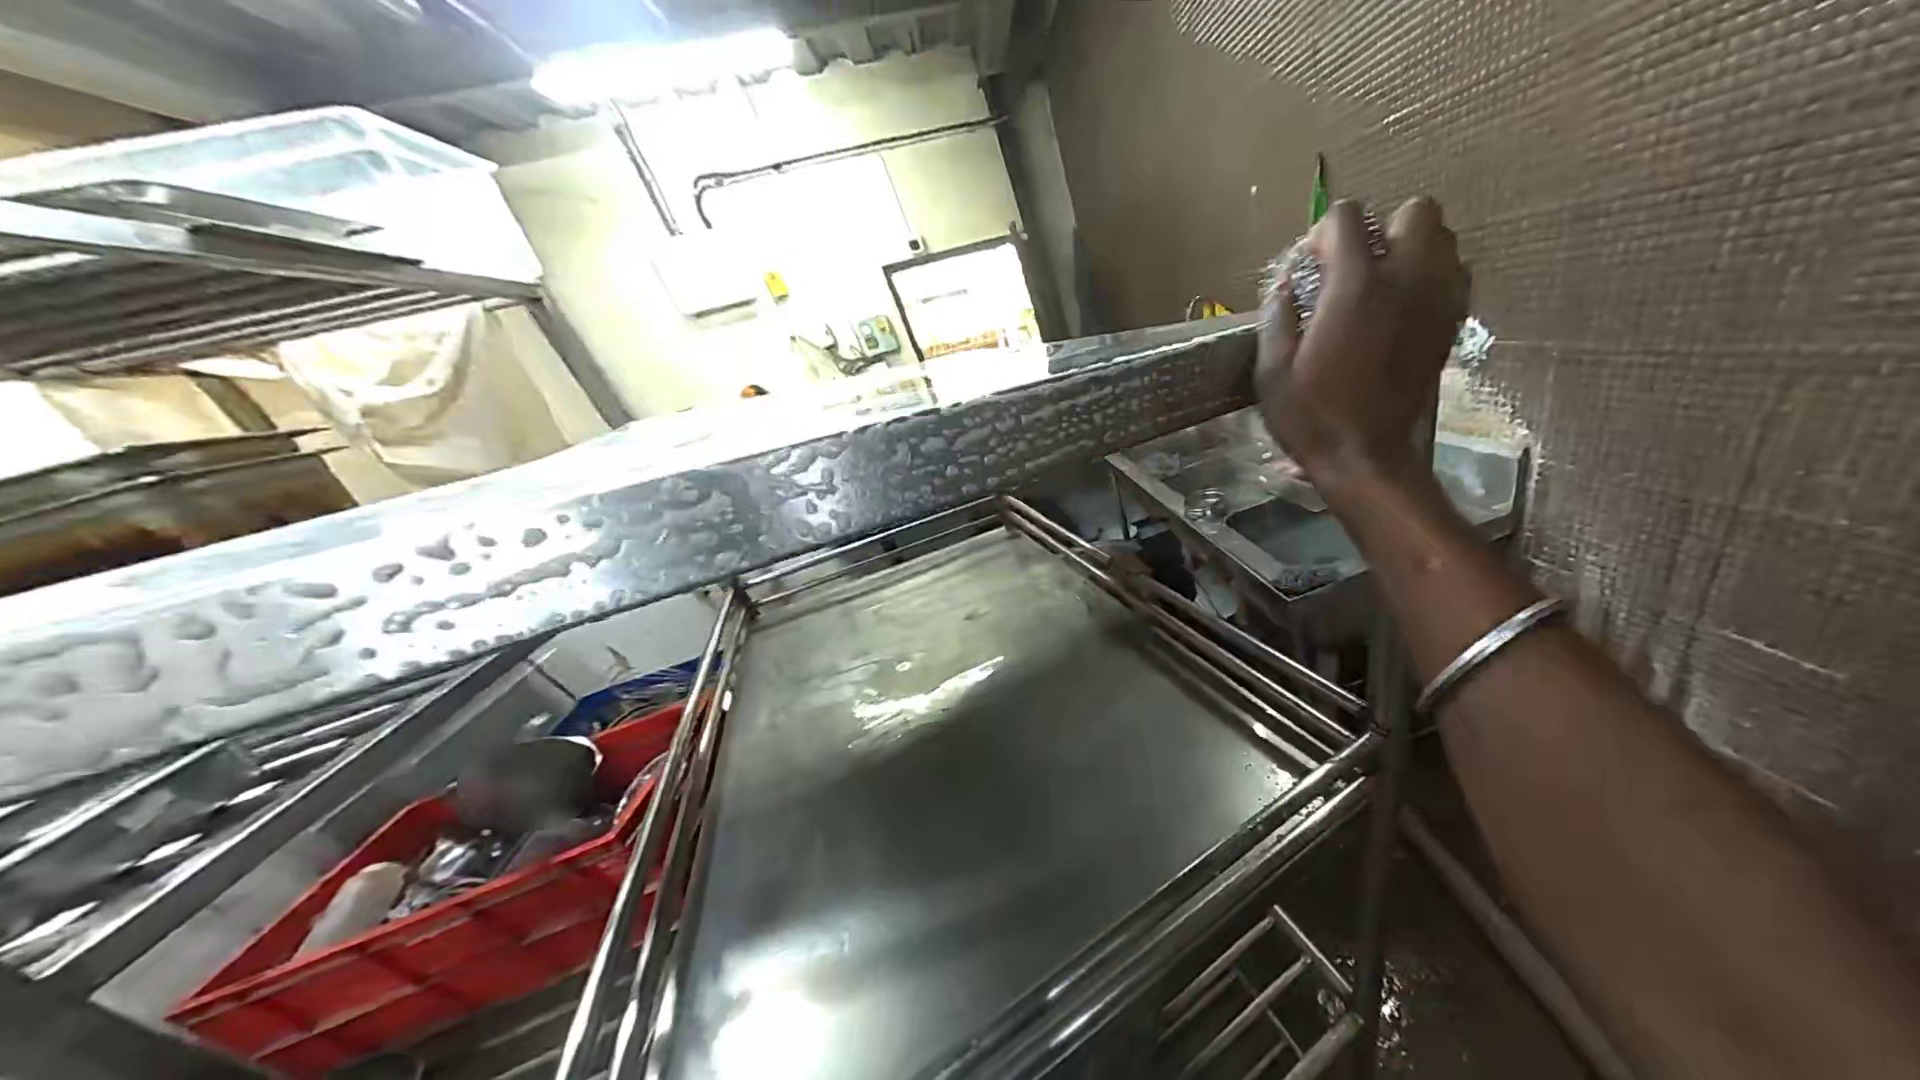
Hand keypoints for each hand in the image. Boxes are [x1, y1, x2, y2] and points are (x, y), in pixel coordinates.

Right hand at [1254, 197, 1468, 494]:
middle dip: (1380, 230)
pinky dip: (1429, 278)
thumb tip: (1285, 286)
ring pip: (1443, 239)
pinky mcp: (1452, 324)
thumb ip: (1276, 317)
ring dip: (1409, 251)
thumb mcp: (1272, 370)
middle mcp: (1407, 282)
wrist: (1368, 459)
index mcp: (1356, 289)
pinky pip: (1454, 274)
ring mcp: (1438, 302)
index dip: (1320, 236)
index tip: (1306, 271)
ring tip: (1377, 288)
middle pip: (1414, 212)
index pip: (1347, 218)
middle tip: (1351, 271)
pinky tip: (1399, 309)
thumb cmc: (1312, 417)